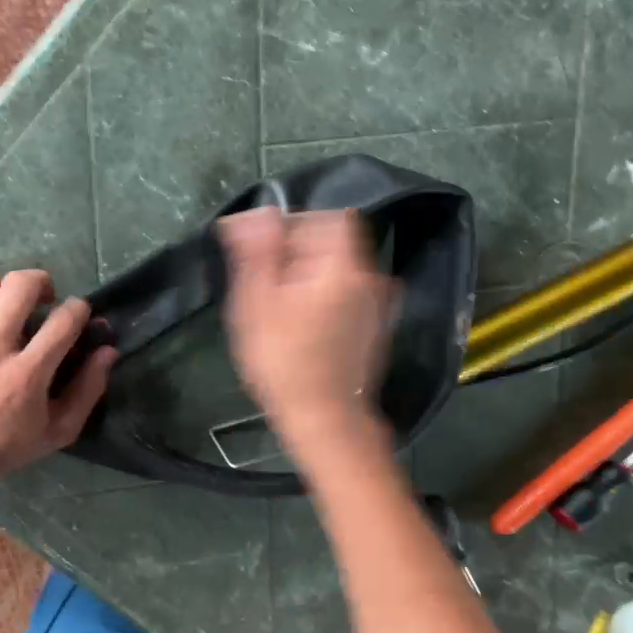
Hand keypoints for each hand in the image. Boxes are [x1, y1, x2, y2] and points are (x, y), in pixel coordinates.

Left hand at [0, 269, 116, 486]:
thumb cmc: (7, 447)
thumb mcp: (59, 430)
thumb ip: (88, 390)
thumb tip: (108, 351)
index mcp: (28, 372)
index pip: (64, 318)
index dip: (79, 309)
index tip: (76, 318)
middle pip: (19, 285)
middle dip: (40, 283)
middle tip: (42, 301)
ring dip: (0, 288)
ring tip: (4, 306)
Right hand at [219, 208, 395, 437]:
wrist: (324, 420)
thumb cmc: (282, 360)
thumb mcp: (255, 302)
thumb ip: (257, 251)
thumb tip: (256, 212)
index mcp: (342, 265)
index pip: (324, 217)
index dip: (291, 225)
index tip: (262, 252)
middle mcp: (370, 277)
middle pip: (333, 242)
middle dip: (296, 253)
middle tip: (263, 282)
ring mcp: (378, 304)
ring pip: (338, 269)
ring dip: (308, 276)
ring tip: (278, 306)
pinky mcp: (375, 327)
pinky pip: (346, 294)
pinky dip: (323, 297)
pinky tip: (301, 325)